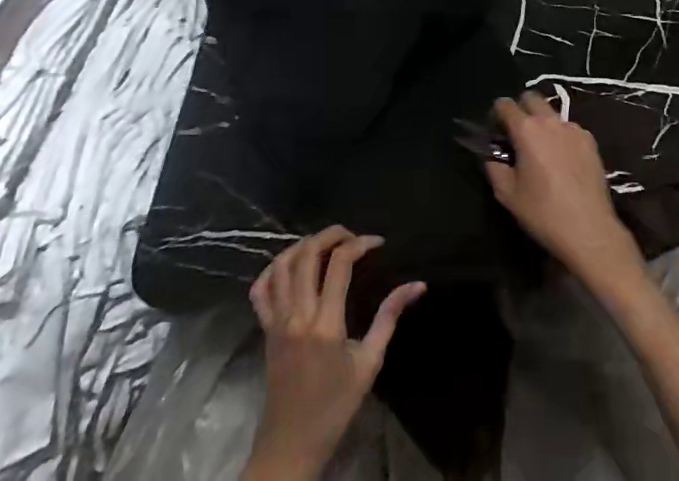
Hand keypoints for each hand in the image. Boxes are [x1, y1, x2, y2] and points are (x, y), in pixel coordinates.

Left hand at [245, 227, 425, 478]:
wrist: (291, 443)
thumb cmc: (336, 405)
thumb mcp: (370, 362)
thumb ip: (390, 317)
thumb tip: (417, 284)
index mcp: (325, 324)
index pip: (339, 264)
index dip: (360, 244)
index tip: (378, 243)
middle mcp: (296, 316)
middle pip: (307, 255)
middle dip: (331, 235)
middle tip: (353, 235)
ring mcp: (275, 322)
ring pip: (280, 266)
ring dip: (303, 245)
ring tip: (326, 245)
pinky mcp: (264, 330)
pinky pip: (260, 290)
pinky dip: (273, 270)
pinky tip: (291, 266)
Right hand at [484, 93, 643, 288]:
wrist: (588, 228)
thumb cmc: (543, 212)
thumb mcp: (507, 194)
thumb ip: (495, 168)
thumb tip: (493, 156)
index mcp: (527, 130)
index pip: (505, 105)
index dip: (497, 113)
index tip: (495, 129)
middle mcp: (552, 122)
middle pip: (532, 98)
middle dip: (521, 109)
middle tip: (516, 134)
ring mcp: (575, 129)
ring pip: (553, 113)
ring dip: (542, 122)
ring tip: (540, 149)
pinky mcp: (591, 141)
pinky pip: (570, 129)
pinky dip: (560, 135)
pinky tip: (561, 159)